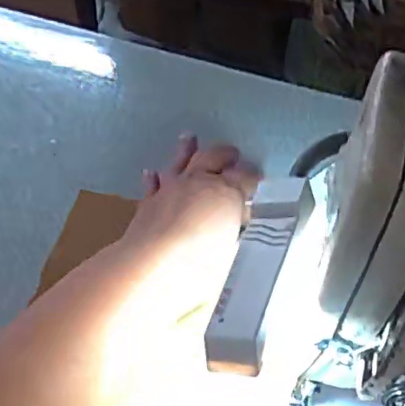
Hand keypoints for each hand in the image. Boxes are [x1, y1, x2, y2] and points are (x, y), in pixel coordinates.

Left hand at [112, 135, 258, 316]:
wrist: (152, 267)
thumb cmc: (200, 265)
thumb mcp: (230, 251)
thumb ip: (233, 231)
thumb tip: (235, 223)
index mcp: (225, 194)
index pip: (244, 177)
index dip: (251, 177)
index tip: (257, 179)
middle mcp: (198, 184)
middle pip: (214, 158)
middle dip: (225, 154)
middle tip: (232, 154)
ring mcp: (170, 191)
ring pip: (180, 162)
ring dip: (186, 150)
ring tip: (189, 138)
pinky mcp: (148, 205)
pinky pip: (152, 186)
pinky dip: (153, 178)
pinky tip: (151, 173)